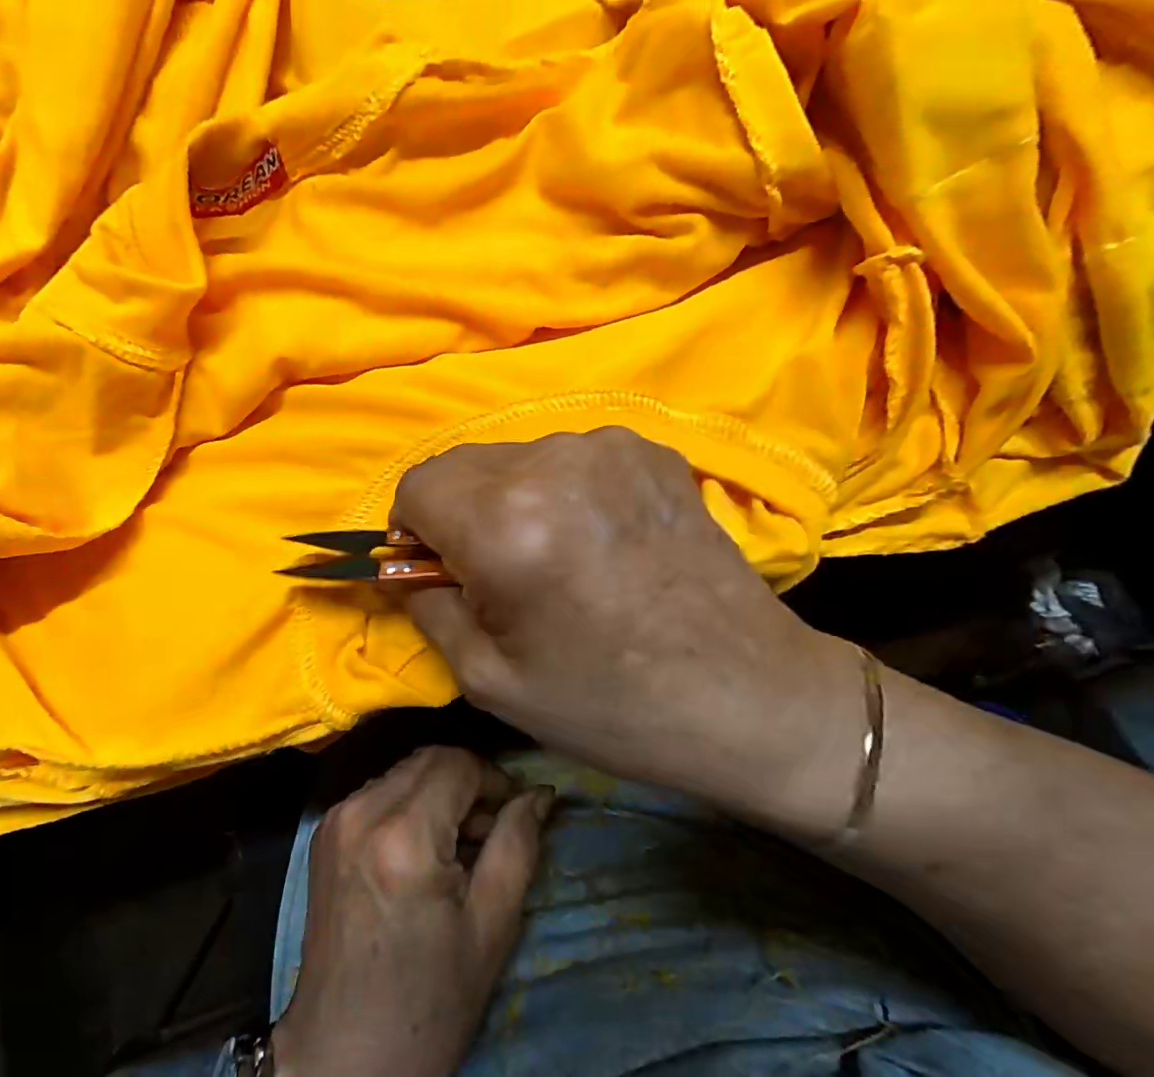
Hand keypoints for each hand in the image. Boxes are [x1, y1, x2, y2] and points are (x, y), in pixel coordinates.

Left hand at [271, 746, 551, 1076]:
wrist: (345, 1053)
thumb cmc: (430, 999)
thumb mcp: (492, 924)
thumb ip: (518, 844)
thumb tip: (540, 793)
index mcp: (403, 837)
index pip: (458, 764)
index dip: (496, 779)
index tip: (515, 811)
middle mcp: (361, 814)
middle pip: (429, 759)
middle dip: (469, 780)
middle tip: (491, 827)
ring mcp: (335, 822)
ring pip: (404, 771)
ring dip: (439, 790)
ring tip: (461, 842)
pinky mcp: (324, 834)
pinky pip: (380, 791)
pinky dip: (411, 802)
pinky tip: (425, 847)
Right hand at [392, 428, 869, 842]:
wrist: (749, 695)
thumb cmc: (612, 706)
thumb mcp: (492, 679)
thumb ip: (429, 606)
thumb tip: (405, 567)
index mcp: (508, 521)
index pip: (417, 487)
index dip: (415, 534)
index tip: (442, 575)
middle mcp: (556, 461)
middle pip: (465, 466)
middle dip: (461, 517)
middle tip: (501, 578)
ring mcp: (612, 447)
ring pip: (519, 459)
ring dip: (515, 502)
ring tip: (561, 564)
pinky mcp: (654, 450)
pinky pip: (574, 460)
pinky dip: (566, 493)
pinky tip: (604, 544)